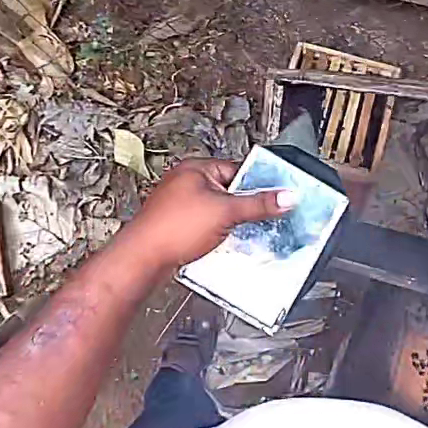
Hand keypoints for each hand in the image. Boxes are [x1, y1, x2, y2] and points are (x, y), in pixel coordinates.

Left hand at [113, 158, 294, 273]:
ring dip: (230, 222)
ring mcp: (181, 204)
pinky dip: (217, 233)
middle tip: (257, 218)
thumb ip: (258, 204)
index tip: (277, 196)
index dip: (259, 184)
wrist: (142, 259)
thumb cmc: (171, 228)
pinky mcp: (178, 224)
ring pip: (219, 210)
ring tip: (235, 232)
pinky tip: (220, 243)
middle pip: (231, 191)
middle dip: (244, 206)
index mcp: (197, 168)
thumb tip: (285, 196)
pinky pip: (207, 225)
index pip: (239, 168)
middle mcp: (187, 182)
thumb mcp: (226, 212)